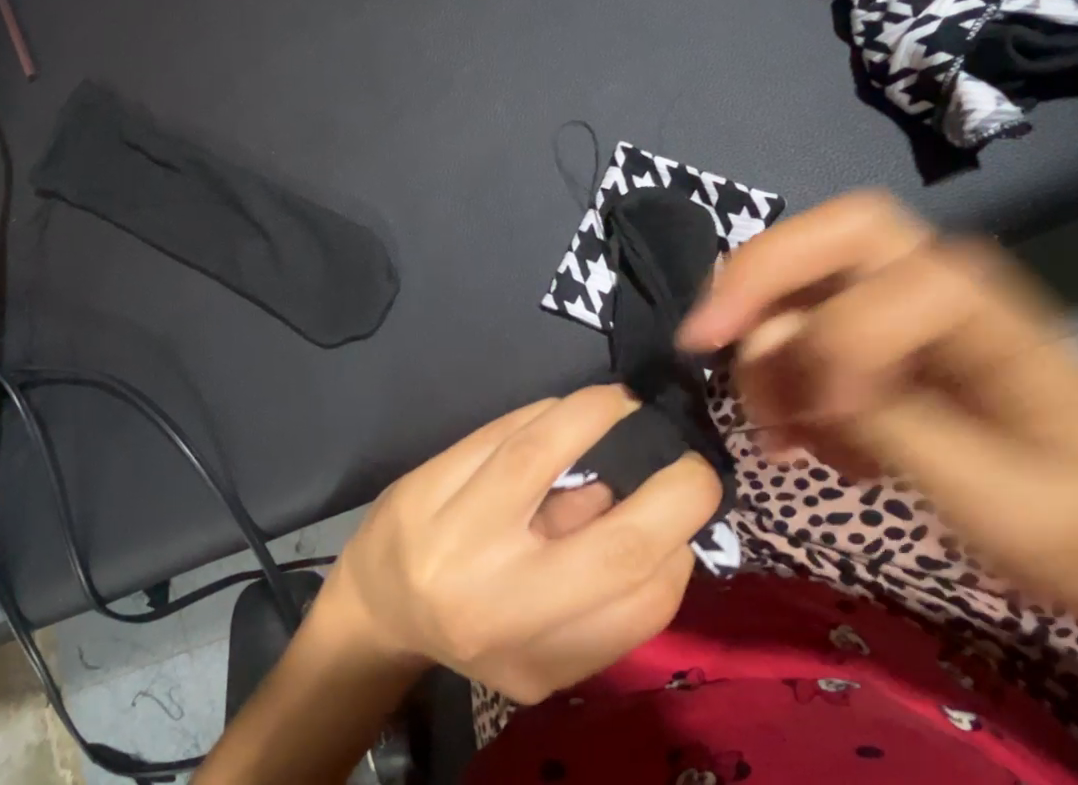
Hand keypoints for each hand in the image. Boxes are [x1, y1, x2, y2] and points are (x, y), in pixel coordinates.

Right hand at [322, 386, 721, 703]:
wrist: (384, 619)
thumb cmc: (407, 531)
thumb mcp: (439, 471)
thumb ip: (511, 446)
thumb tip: (593, 425)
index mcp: (453, 532)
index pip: (534, 461)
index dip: (591, 416)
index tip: (624, 396)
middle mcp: (497, 602)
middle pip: (619, 551)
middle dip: (678, 494)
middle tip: (693, 459)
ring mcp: (533, 655)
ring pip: (645, 601)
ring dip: (678, 541)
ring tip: (673, 503)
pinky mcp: (555, 681)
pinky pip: (635, 629)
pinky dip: (658, 580)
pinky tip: (652, 550)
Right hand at [677, 192, 1077, 629]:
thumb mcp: (1002, 500)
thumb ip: (886, 415)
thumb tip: (772, 340)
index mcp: (994, 315)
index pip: (884, 274)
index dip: (831, 337)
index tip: (824, 423)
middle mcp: (943, 288)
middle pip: (830, 235)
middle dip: (755, 282)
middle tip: (702, 343)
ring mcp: (906, 311)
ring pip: (798, 286)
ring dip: (765, 357)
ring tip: (786, 441)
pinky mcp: (881, 342)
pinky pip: (797, 331)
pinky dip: (777, 382)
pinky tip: (807, 441)